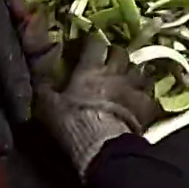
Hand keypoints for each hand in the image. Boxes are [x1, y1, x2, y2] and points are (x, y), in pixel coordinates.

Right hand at [19, 4, 159, 175]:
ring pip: (139, 70)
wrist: (101, 146)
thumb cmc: (72, 122)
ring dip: (133, 72)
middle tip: (109, 60)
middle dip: (116, 53)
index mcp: (90, 68)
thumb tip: (37, 79)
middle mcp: (114, 72)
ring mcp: (133, 88)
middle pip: (121, 52)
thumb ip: (44, 88)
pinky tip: (142, 100)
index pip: (95, 43)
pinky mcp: (146, 106)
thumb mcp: (48, 105)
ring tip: (128, 77)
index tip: (87, 44)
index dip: (92, 41)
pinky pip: (150, 95)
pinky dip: (147, 95)